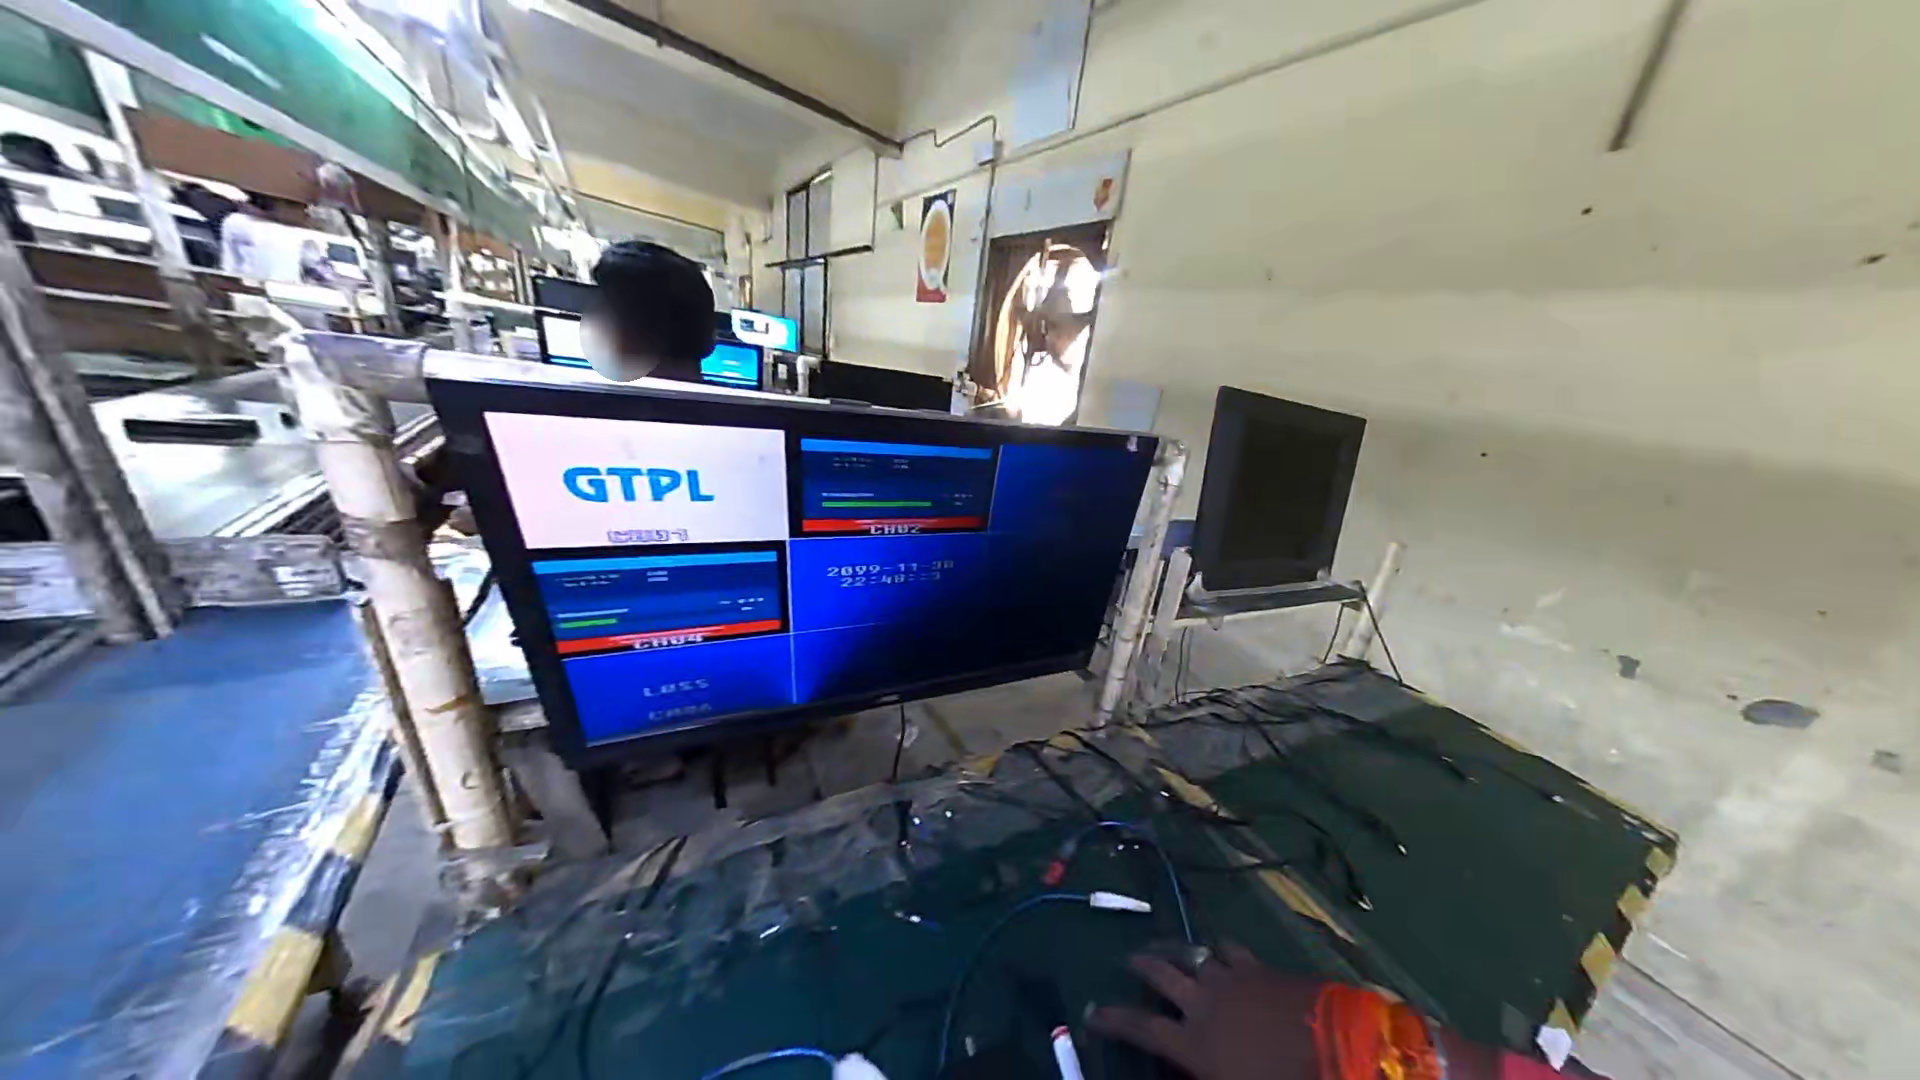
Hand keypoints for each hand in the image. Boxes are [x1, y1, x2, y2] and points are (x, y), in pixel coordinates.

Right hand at [1090, 945, 1321, 1079]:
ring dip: (1177, 952)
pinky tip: (1221, 952)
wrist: (1341, 1051)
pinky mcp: (1257, 967)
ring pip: (1191, 954)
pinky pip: (1229, 949)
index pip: (1141, 1028)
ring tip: (1171, 950)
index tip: (1092, 1012)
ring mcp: (1229, 979)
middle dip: (1141, 965)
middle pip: (1160, 974)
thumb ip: (1207, 1077)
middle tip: (1130, 960)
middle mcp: (1202, 1004)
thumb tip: (1183, 1075)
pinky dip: (1220, 950)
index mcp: (1195, 1045)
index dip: (1113, 1020)